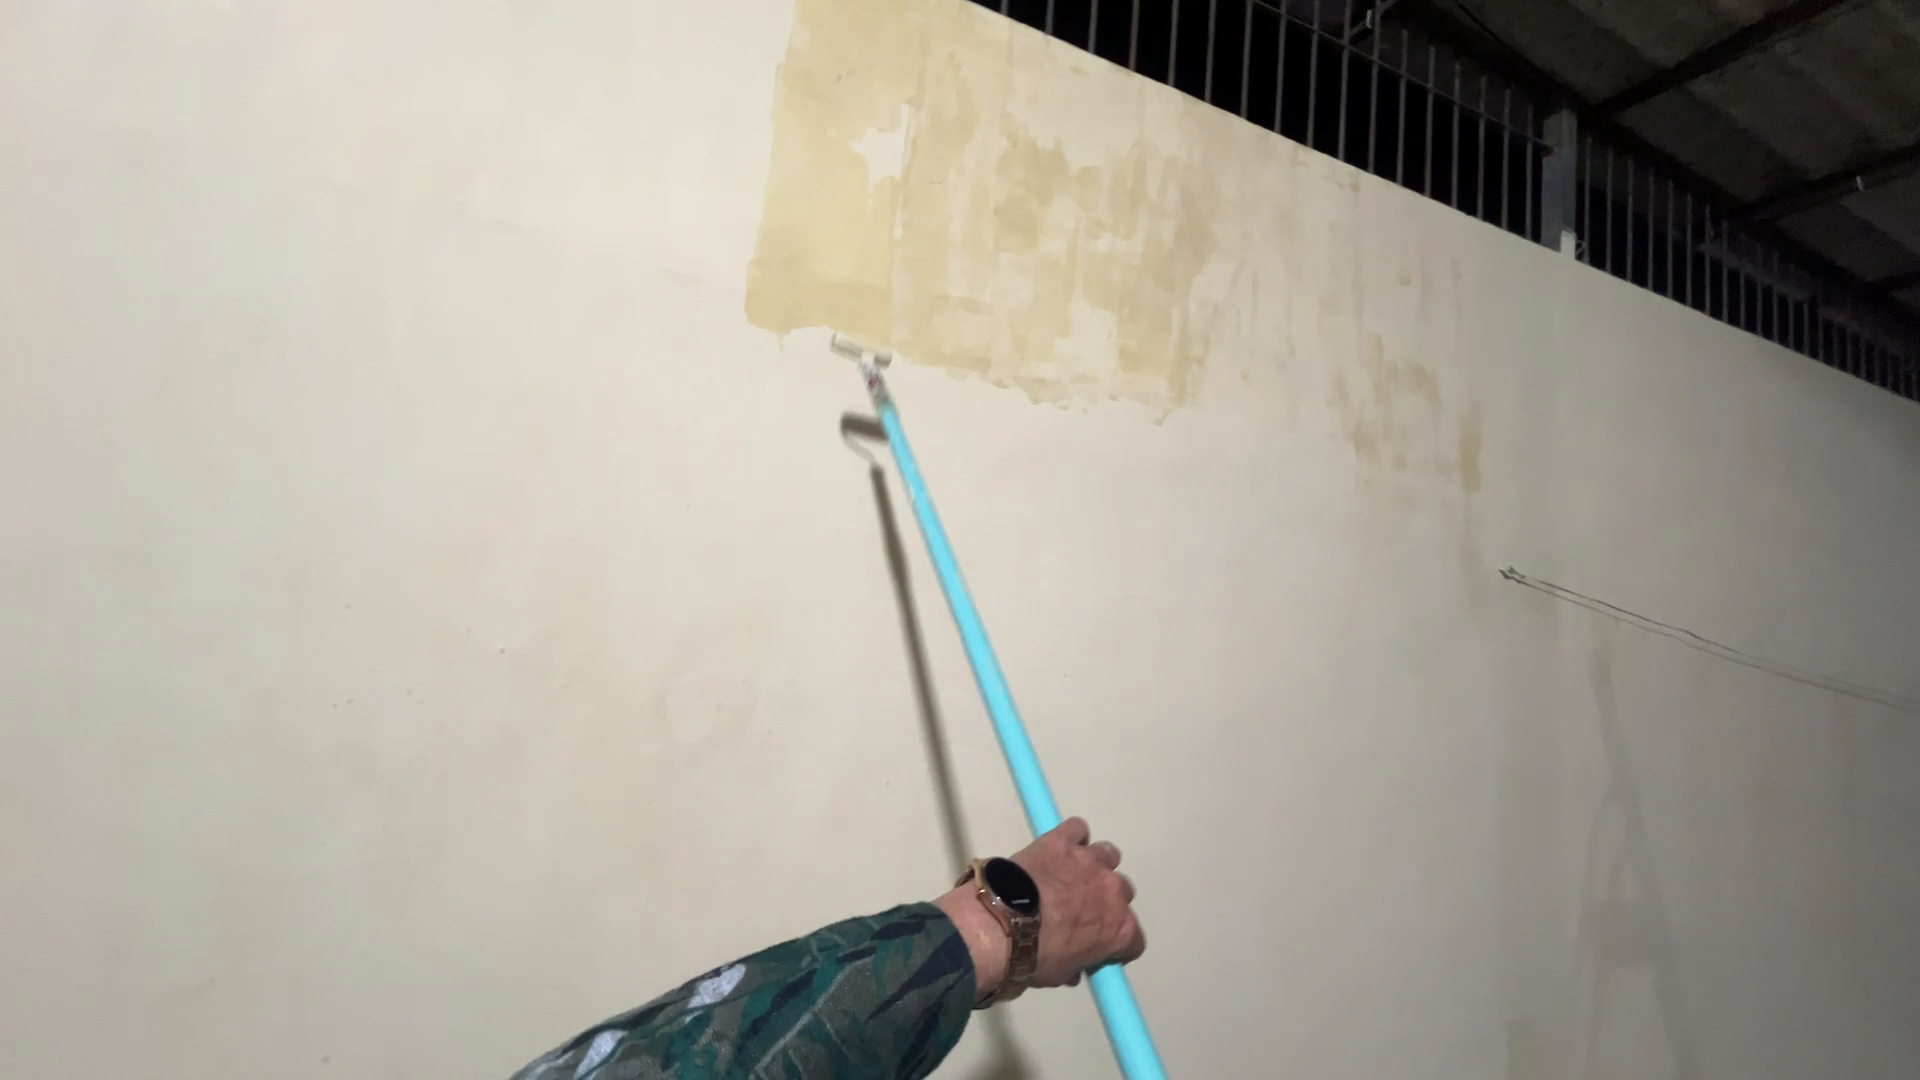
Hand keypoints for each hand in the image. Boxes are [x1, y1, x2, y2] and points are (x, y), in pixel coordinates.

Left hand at [934, 817, 1145, 997]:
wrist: (1004, 922)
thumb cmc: (1036, 957)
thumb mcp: (1062, 973)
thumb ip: (1076, 962)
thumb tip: (1073, 964)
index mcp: (1120, 928)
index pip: (1134, 938)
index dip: (1118, 942)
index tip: (1101, 944)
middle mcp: (1113, 890)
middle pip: (1122, 891)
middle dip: (1105, 899)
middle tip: (1082, 908)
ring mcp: (1088, 860)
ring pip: (1107, 854)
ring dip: (1095, 864)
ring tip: (1073, 873)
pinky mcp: (1062, 839)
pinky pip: (1076, 829)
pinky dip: (1071, 836)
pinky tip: (1058, 847)